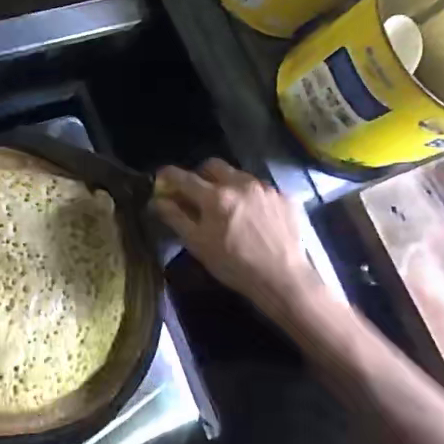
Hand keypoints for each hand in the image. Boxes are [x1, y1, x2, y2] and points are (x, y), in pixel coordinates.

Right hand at [152, 159, 318, 309]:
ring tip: (229, 207)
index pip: (185, 177)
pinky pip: (261, 188)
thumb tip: (159, 200)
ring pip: (239, 175)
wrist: (281, 278)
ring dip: (229, 185)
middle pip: (214, 165)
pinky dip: (252, 197)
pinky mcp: (284, 196)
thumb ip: (176, 218)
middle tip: (199, 192)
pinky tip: (254, 216)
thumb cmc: (234, 265)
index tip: (162, 177)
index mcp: (216, 196)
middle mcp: (241, 183)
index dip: (169, 175)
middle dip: (201, 175)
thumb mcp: (198, 245)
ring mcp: (265, 188)